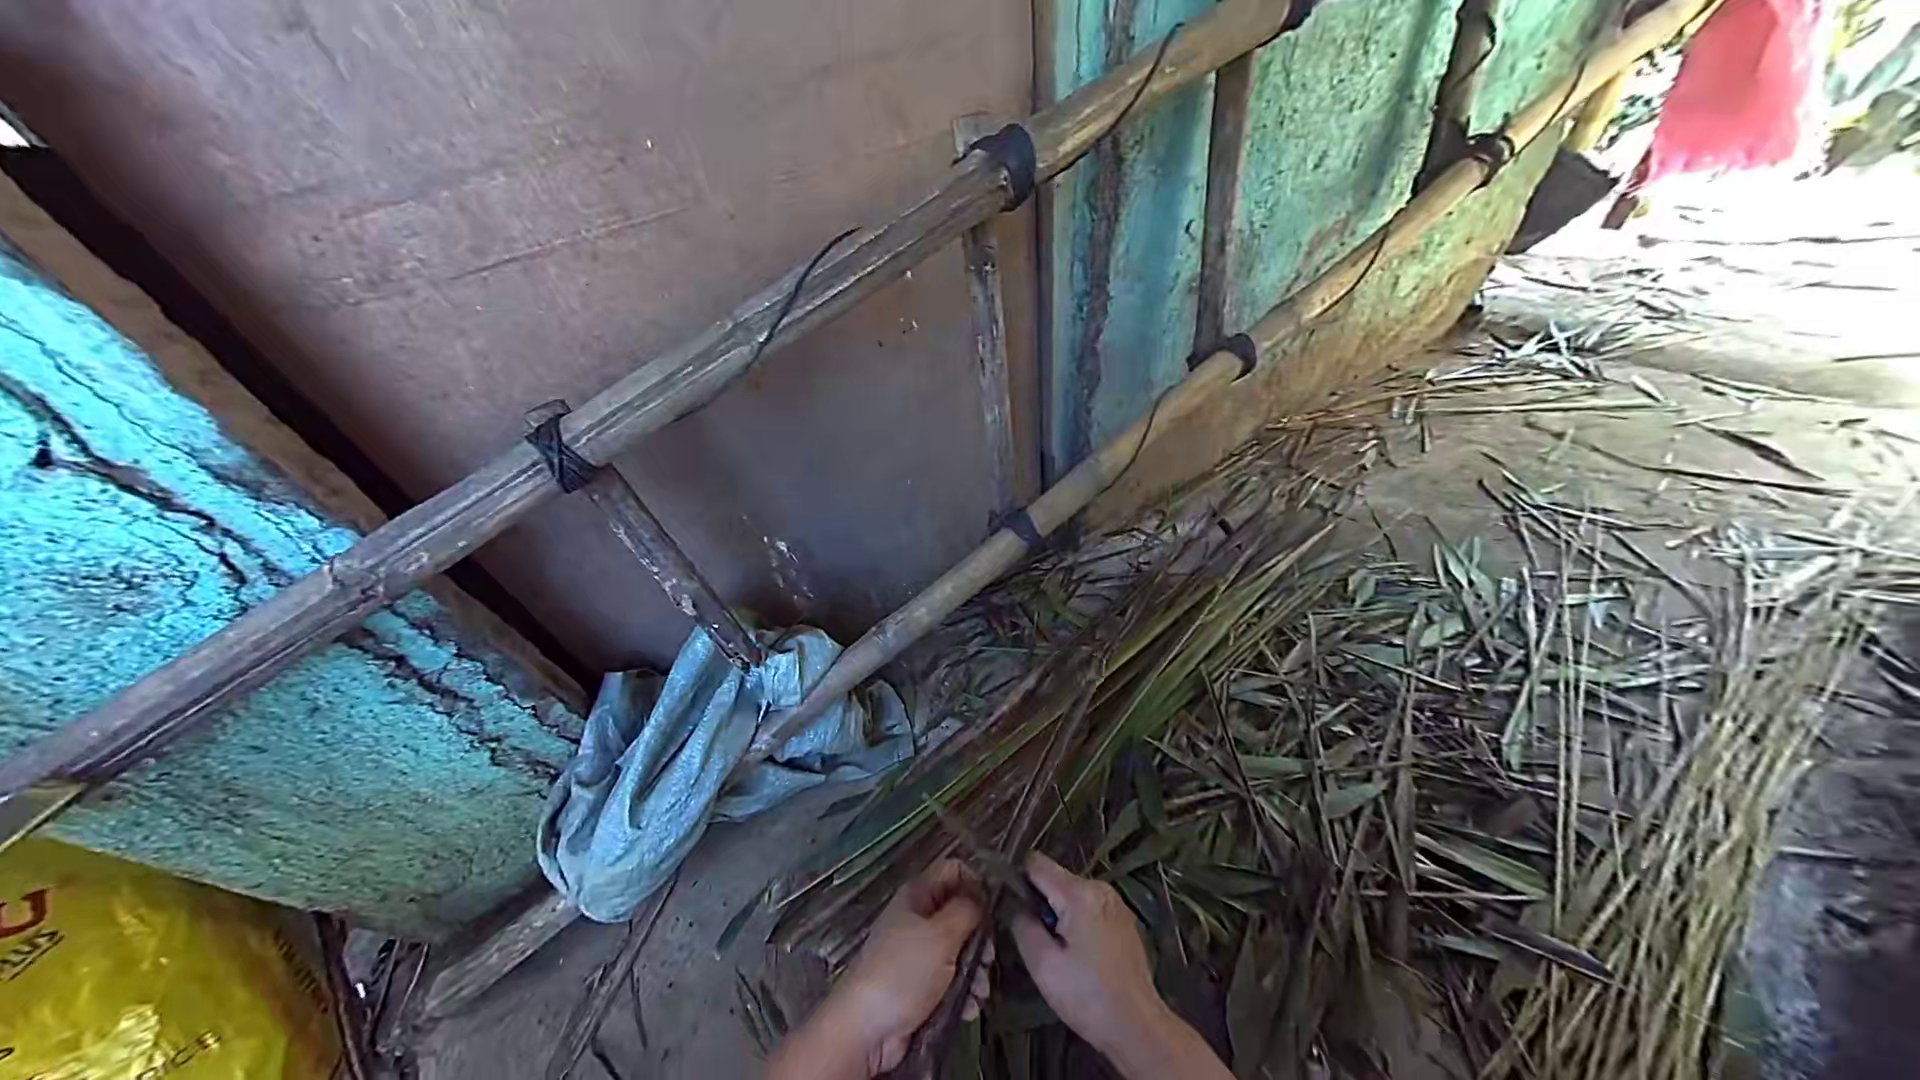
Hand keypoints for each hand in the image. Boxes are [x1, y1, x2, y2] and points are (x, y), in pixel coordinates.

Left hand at [770, 859, 990, 1079]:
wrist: (866, 1029)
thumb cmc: (904, 971)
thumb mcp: (941, 935)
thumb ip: (967, 910)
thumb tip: (981, 899)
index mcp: (918, 894)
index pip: (953, 870)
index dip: (975, 884)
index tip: (990, 909)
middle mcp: (918, 916)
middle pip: (960, 911)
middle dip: (979, 935)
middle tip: (988, 957)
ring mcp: (918, 950)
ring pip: (959, 947)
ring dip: (975, 968)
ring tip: (980, 989)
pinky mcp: (920, 981)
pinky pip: (950, 976)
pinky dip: (964, 989)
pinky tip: (970, 1005)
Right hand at [1007, 853, 1168, 1057]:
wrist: (1139, 1028)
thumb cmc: (1088, 997)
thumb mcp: (1043, 965)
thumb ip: (1021, 924)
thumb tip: (1013, 903)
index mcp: (1080, 892)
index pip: (1036, 862)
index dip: (1016, 877)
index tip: (1006, 902)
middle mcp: (1099, 887)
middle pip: (1054, 878)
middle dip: (1039, 901)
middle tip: (1034, 937)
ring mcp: (1114, 901)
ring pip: (1070, 893)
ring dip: (1057, 913)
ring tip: (1056, 949)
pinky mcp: (1122, 917)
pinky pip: (1088, 906)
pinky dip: (1076, 920)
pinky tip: (1078, 953)